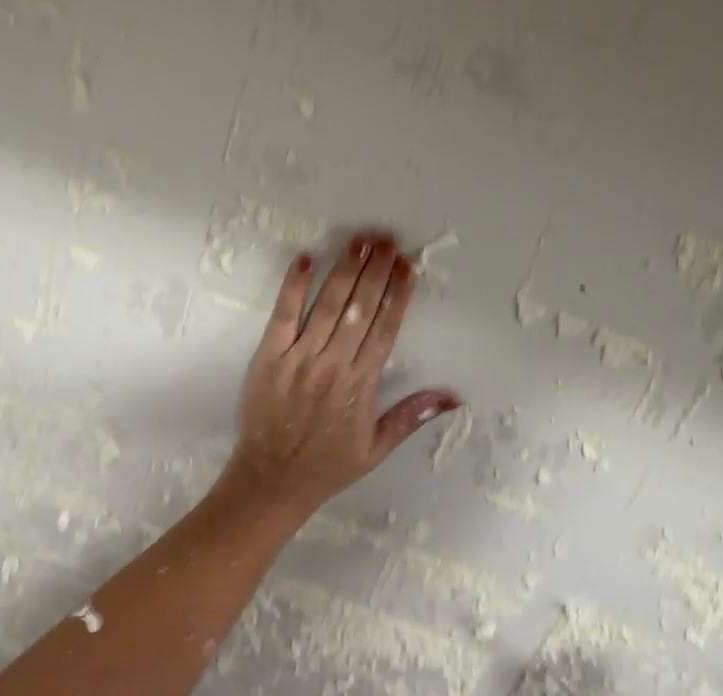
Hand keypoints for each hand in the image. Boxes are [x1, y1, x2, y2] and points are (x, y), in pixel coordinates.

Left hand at [217, 232, 460, 520]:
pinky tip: (305, 259)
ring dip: (345, 270)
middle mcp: (334, 365)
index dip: (399, 294)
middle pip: (361, 308)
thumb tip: (453, 396)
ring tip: (359, 241)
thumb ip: (412, 416)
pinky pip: (283, 315)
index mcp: (362, 384)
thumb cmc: (327, 466)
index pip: (385, 328)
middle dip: (377, 271)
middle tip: (387, 240)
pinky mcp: (270, 357)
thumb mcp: (376, 448)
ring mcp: (300, 358)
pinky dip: (294, 286)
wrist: (271, 481)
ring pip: (328, 305)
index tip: (408, 266)